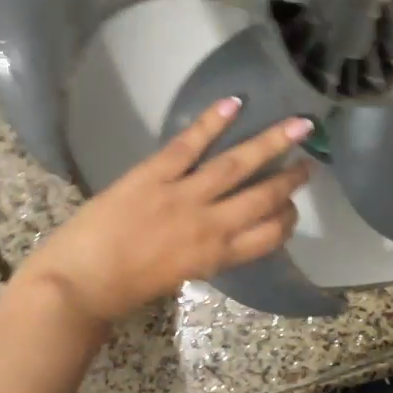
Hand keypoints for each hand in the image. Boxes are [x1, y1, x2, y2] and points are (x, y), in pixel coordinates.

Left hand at [19, 99, 312, 322]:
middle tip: (309, 162)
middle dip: (291, 180)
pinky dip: (212, 121)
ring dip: (270, 143)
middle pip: (263, 198)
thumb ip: (208, 253)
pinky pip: (189, 144)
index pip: (270, 235)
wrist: (82, 283)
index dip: (287, 219)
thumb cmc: (128, 289)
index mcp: (217, 256)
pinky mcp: (153, 175)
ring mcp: (183, 196)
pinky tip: (235, 103)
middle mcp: (210, 225)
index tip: (292, 208)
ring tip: (296, 126)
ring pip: (237, 165)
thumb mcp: (181, 277)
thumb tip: (225, 229)